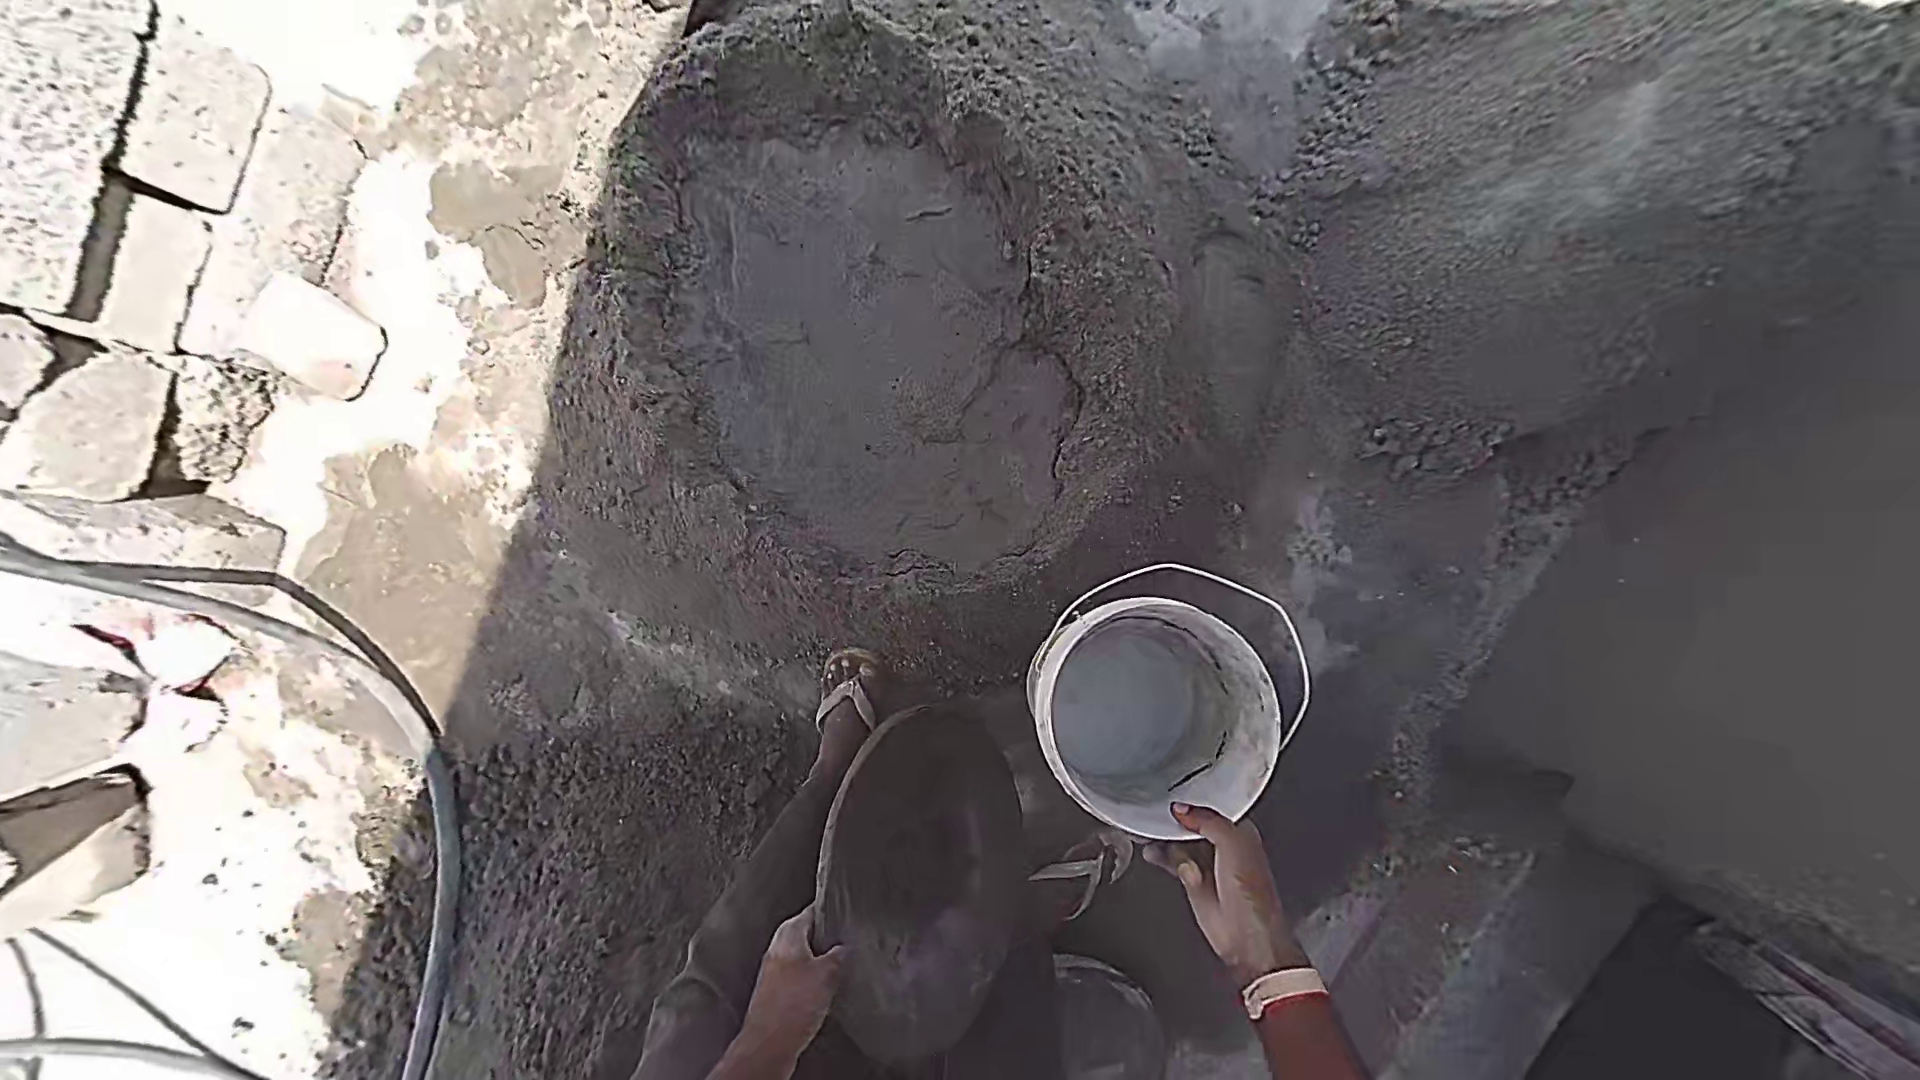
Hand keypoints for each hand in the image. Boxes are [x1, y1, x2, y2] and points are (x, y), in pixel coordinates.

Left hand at [738, 904, 844, 1062]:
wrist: (768, 1047)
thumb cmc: (792, 1007)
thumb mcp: (827, 974)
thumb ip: (837, 956)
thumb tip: (843, 949)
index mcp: (787, 936)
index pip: (809, 913)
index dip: (825, 910)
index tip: (836, 909)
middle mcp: (776, 951)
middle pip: (802, 935)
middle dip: (820, 939)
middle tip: (839, 941)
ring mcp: (771, 975)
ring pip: (798, 959)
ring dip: (813, 962)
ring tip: (831, 969)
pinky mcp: (771, 997)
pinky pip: (793, 981)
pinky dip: (806, 983)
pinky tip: (817, 994)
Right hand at [1145, 802, 1308, 985]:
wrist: (1247, 938)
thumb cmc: (1252, 894)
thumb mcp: (1232, 843)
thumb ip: (1208, 820)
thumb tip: (1182, 808)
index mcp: (1238, 831)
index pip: (1209, 807)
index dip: (1191, 801)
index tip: (1171, 797)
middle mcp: (1222, 844)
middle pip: (1189, 823)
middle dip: (1171, 820)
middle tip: (1154, 814)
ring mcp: (1206, 862)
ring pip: (1177, 841)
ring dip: (1162, 837)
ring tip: (1147, 833)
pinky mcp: (1192, 880)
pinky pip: (1171, 860)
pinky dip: (1159, 855)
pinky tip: (1152, 853)